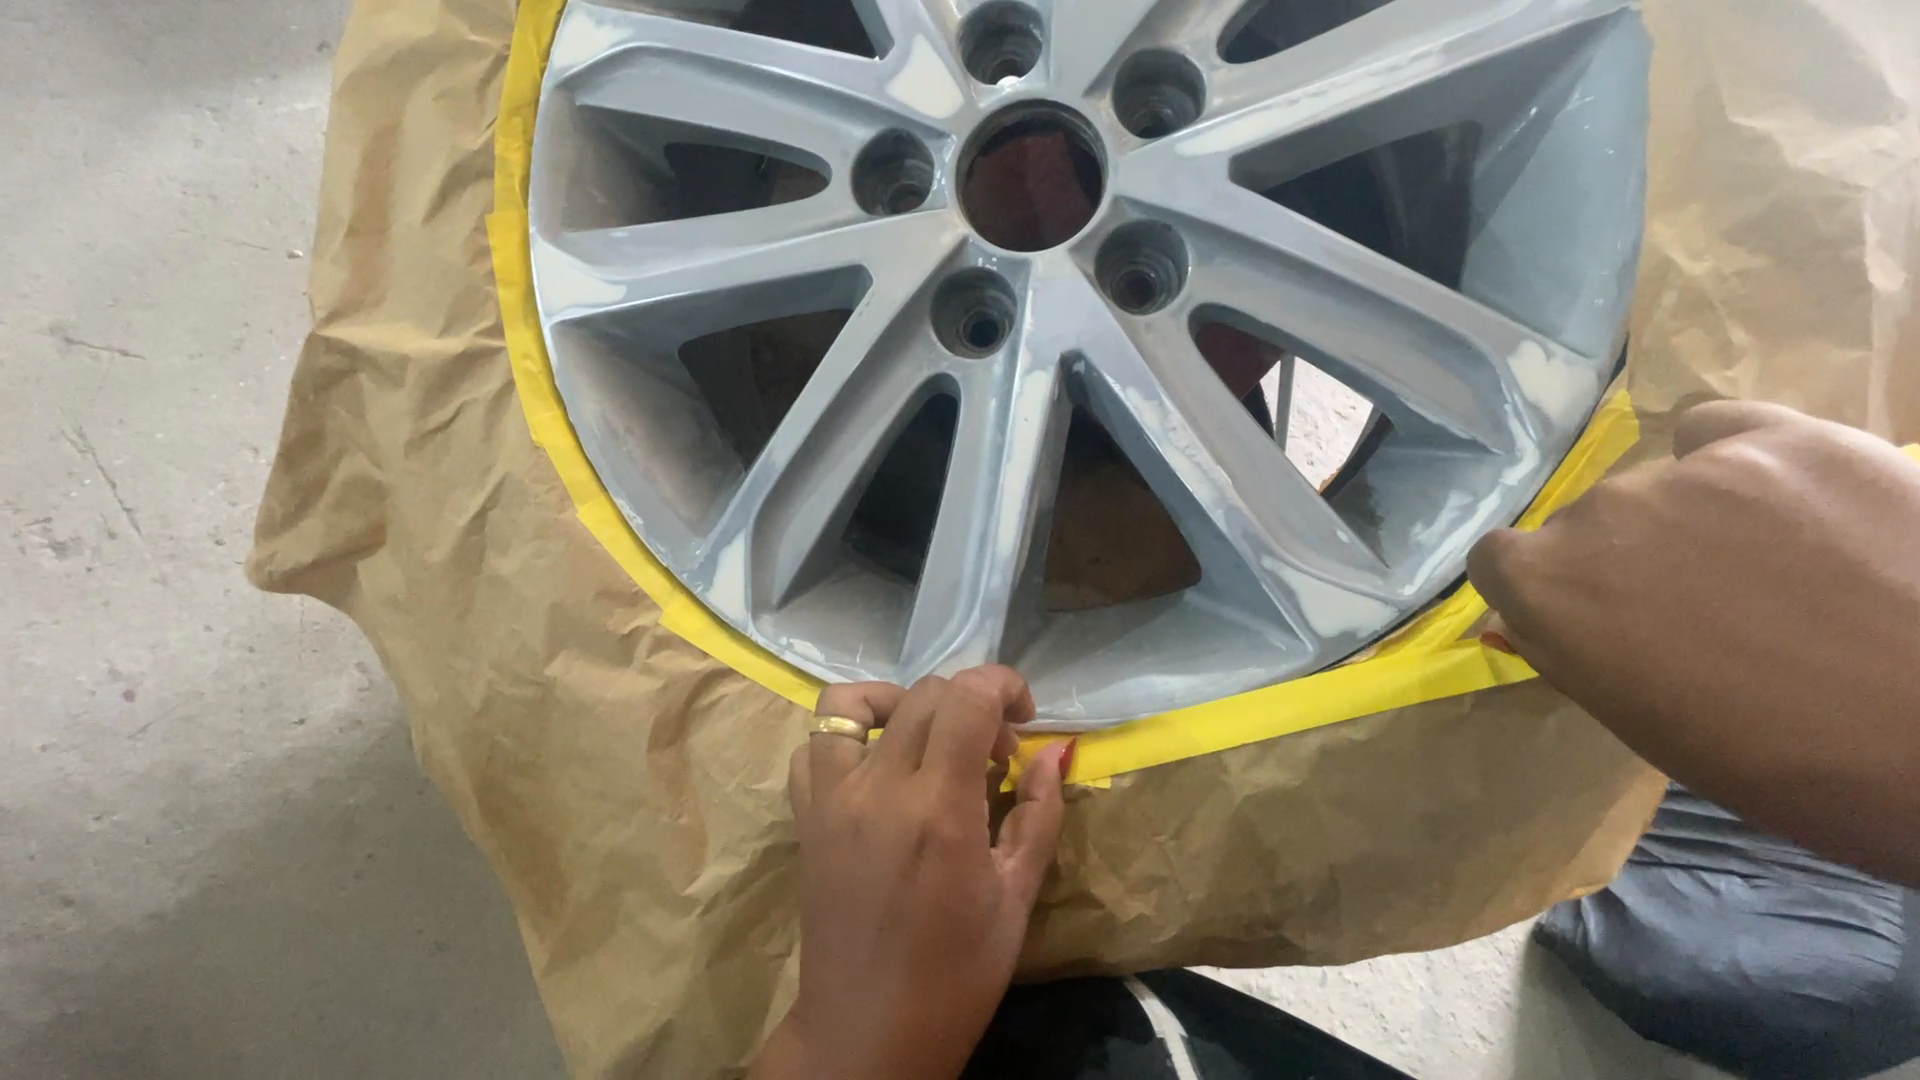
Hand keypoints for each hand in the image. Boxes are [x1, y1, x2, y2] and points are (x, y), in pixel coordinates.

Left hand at [751, 667, 1071, 1079]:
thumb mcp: (1017, 897)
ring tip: (929, 737)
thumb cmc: (956, 975)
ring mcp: (831, 800)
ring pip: (854, 701)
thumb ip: (1039, 814)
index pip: (966, 698)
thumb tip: (1055, 751)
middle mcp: (879, 790)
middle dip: (971, 702)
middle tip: (992, 752)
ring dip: (902, 702)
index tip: (1023, 717)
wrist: (866, 1034)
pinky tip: (879, 766)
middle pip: (925, 693)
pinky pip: (815, 746)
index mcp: (939, 811)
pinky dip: (849, 735)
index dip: (1003, 685)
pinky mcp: (805, 817)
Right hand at [1470, 401, 1919, 882]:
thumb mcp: (1635, 716)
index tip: (1590, 615)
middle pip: (1585, 523)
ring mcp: (1689, 472)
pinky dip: (1733, 457)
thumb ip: (1568, 647)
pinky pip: (1722, 429)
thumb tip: (1529, 617)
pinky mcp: (1788, 440)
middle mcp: (1594, 513)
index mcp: (1541, 583)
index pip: (1499, 559)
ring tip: (1774, 563)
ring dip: (1686, 518)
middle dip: (1624, 557)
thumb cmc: (1779, 759)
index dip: (1541, 587)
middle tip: (1701, 606)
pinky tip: (1779, 497)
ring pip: (1655, 483)